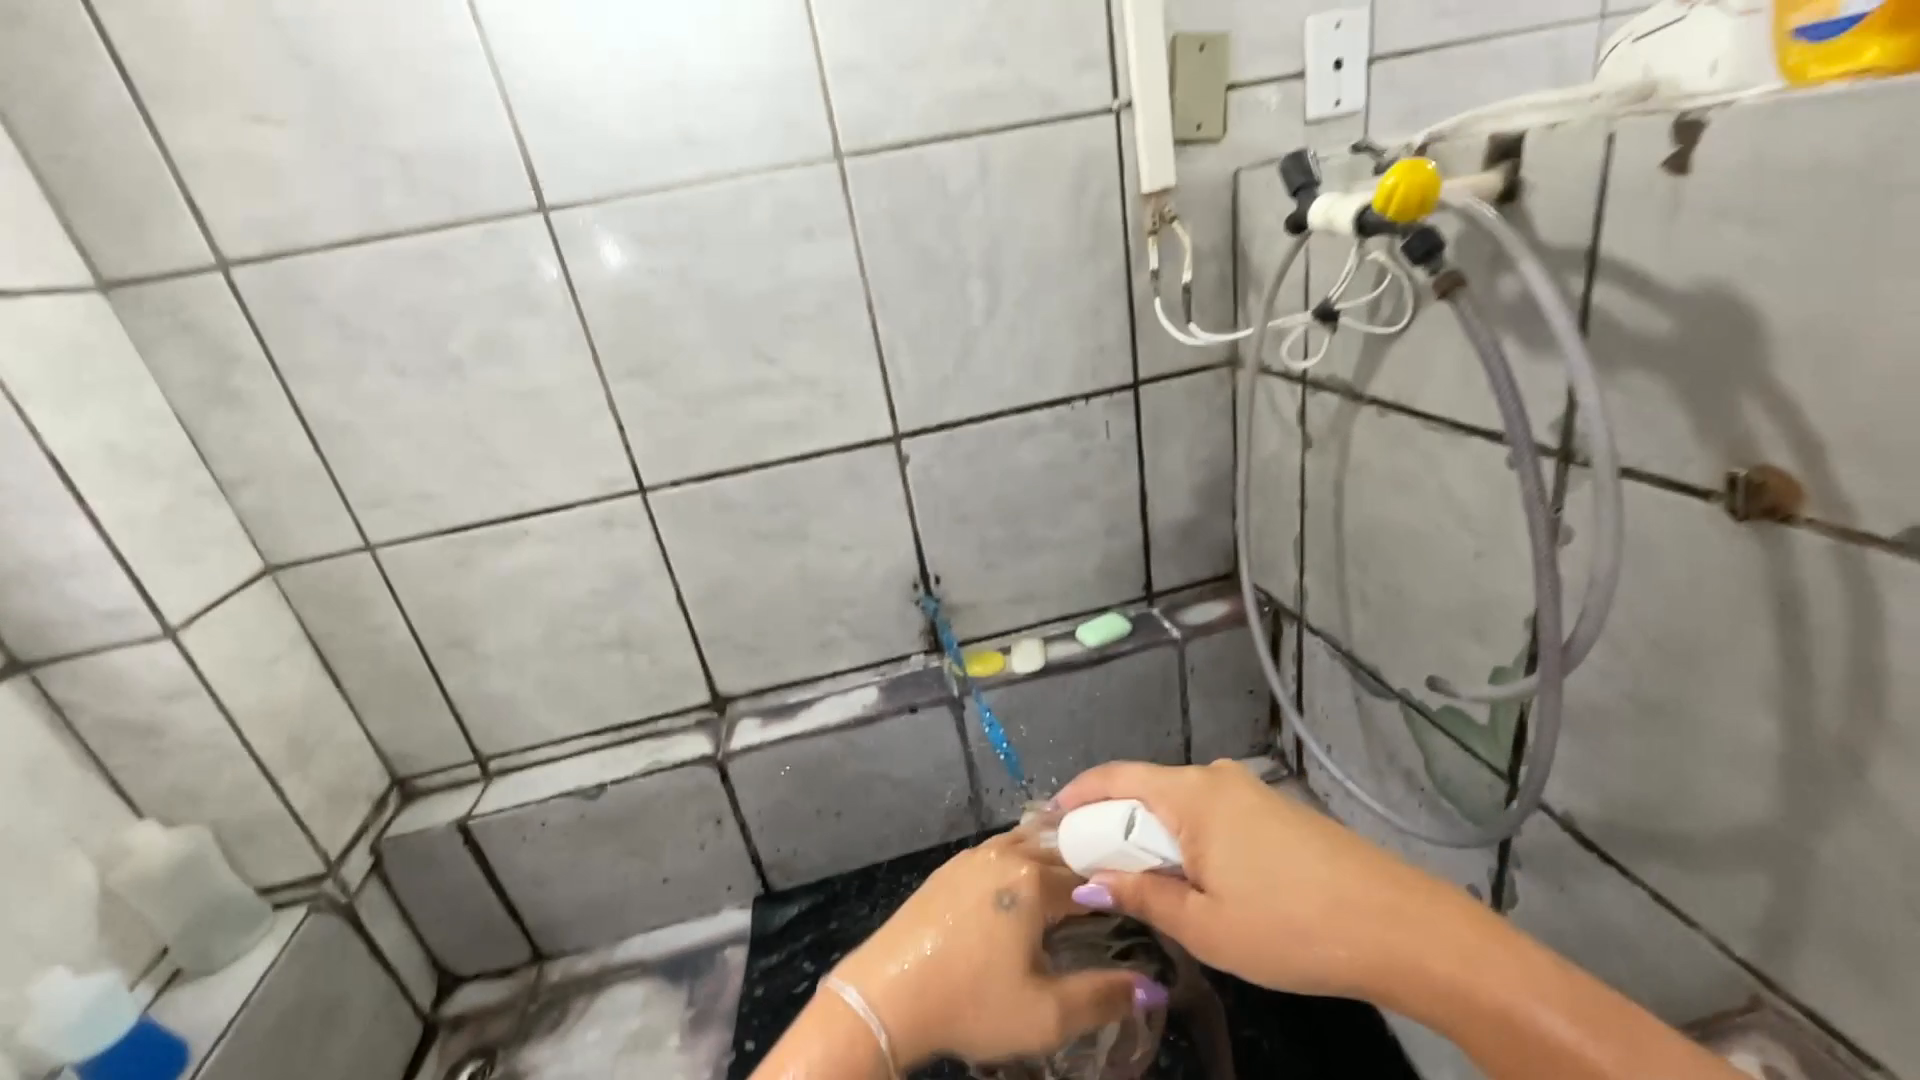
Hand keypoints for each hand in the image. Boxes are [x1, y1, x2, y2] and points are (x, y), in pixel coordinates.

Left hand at [828, 832, 1164, 1068]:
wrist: (887, 995)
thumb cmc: (970, 1003)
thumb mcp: (1045, 1015)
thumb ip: (1104, 997)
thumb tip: (1153, 985)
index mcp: (1032, 880)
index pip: (1091, 876)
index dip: (1117, 890)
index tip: (1138, 903)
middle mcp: (1004, 855)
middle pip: (1060, 850)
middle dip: (1089, 865)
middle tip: (1115, 887)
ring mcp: (971, 858)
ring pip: (1027, 843)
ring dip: (1054, 856)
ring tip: (1076, 877)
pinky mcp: (948, 870)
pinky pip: (999, 850)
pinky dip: (1022, 856)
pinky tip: (1024, 881)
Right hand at [1056, 759, 1478, 1000]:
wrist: (1402, 928)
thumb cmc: (1291, 926)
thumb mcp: (1205, 925)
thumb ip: (1142, 896)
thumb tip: (1092, 880)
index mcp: (1191, 795)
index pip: (1113, 778)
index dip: (1075, 798)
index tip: (1047, 828)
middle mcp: (1216, 779)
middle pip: (1143, 791)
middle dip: (1110, 827)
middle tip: (1086, 871)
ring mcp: (1250, 793)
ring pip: (1178, 807)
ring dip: (1150, 840)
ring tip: (1137, 885)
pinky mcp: (1275, 814)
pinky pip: (1209, 818)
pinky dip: (1186, 843)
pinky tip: (1192, 883)